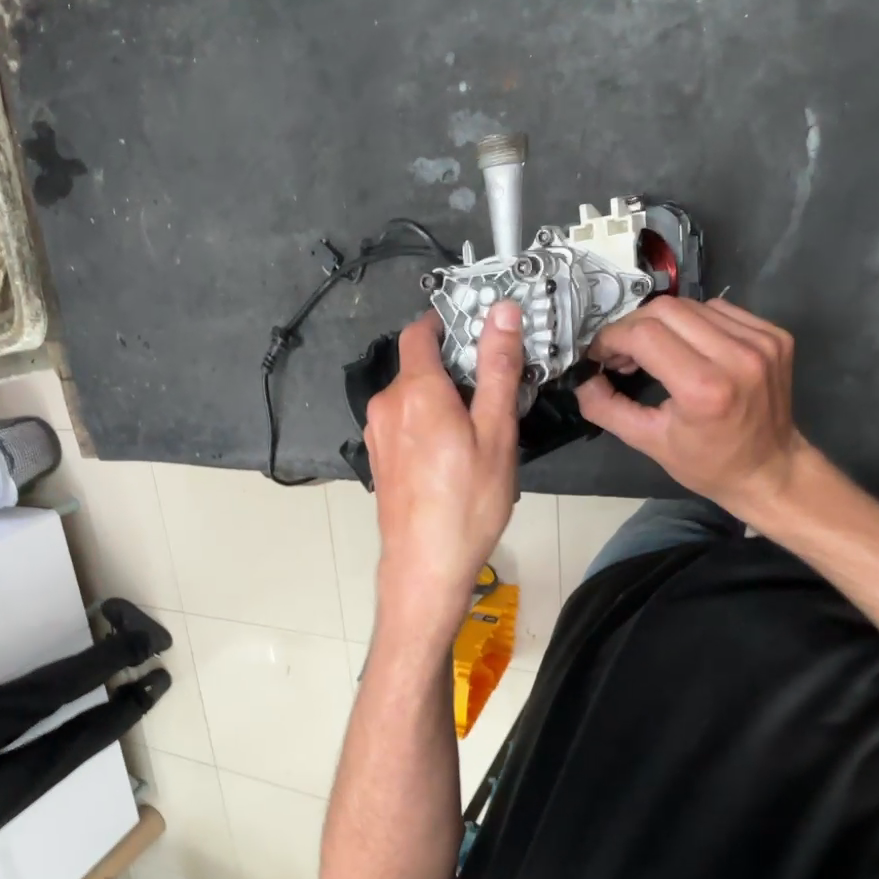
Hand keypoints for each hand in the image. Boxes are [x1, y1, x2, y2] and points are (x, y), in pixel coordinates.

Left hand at [365, 303, 522, 610]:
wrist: (425, 565)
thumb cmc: (467, 502)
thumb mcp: (495, 431)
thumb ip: (497, 368)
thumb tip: (500, 312)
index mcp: (414, 391)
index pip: (420, 332)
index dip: (447, 323)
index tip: (478, 332)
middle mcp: (386, 405)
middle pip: (418, 367)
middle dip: (453, 368)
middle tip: (492, 391)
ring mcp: (377, 434)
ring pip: (411, 397)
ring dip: (441, 399)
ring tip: (478, 429)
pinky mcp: (377, 458)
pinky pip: (403, 424)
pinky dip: (427, 423)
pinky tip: (452, 454)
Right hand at [576, 297, 808, 516]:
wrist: (770, 468)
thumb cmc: (706, 463)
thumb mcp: (647, 442)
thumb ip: (606, 408)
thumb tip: (584, 379)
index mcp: (703, 388)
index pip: (645, 335)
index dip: (612, 338)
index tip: (600, 355)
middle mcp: (737, 356)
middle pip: (665, 310)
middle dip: (631, 327)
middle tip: (621, 354)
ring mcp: (761, 341)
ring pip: (691, 305)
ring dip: (661, 322)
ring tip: (651, 350)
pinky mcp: (774, 335)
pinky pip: (719, 310)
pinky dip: (692, 322)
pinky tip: (685, 346)